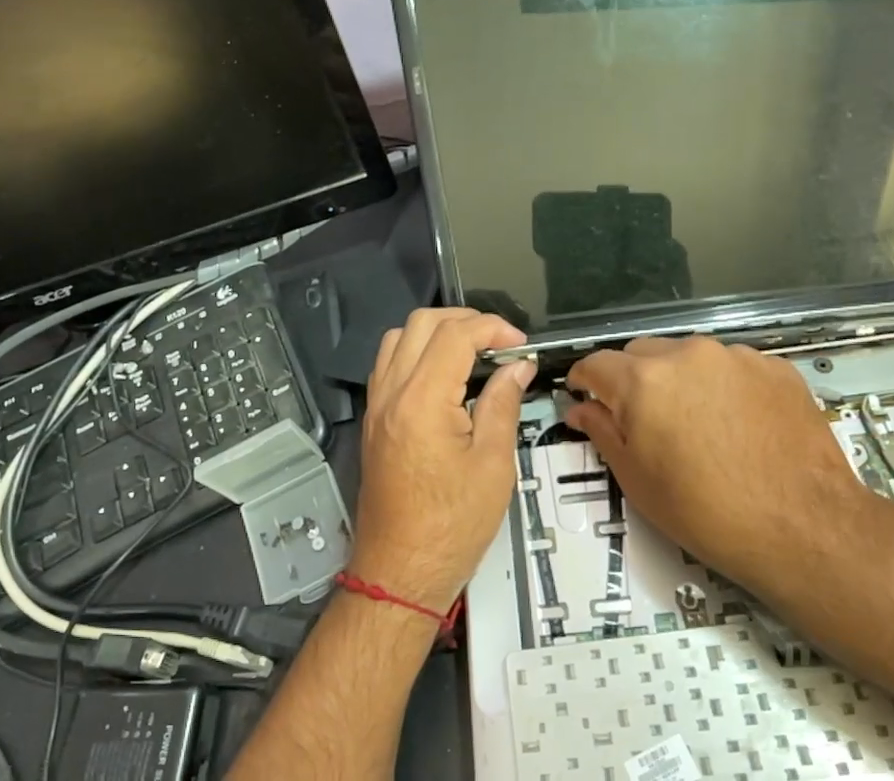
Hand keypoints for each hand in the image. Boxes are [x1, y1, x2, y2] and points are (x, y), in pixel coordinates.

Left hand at [351, 308, 535, 611]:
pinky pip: (388, 366)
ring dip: (436, 333)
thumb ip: (502, 404)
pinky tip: (445, 377)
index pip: (454, 335)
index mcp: (421, 401)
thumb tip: (517, 367)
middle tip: (499, 341)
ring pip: (398, 339)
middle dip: (464, 321)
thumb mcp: (493, 465)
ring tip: (473, 353)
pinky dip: (416, 354)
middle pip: (420, 323)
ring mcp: (376, 407)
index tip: (520, 343)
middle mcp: (391, 394)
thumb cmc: (452, 526)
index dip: (492, 327)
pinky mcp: (374, 422)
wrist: (401, 572)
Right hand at [565, 337, 866, 585]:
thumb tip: (582, 409)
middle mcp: (687, 354)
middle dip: (632, 380)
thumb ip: (602, 433)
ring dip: (680, 379)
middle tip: (643, 422)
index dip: (584, 383)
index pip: (595, 364)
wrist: (804, 528)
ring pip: (689, 357)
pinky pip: (732, 367)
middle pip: (641, 354)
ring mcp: (736, 357)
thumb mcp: (637, 481)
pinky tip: (737, 424)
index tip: (586, 399)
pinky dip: (723, 386)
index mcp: (643, 381)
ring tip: (697, 424)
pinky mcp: (776, 367)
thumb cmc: (706, 513)